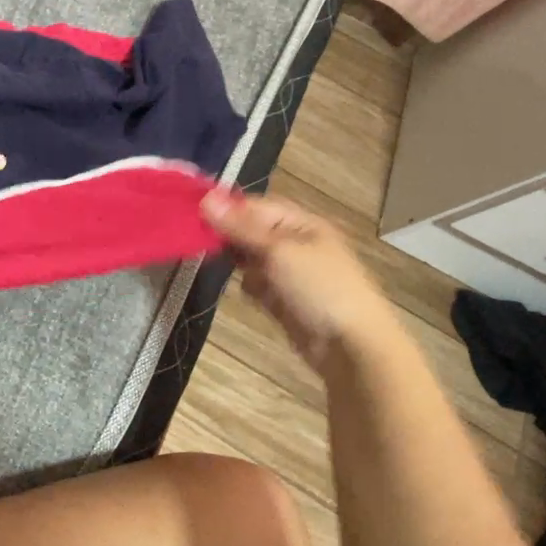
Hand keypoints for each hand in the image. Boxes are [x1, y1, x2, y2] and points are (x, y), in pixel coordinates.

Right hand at [200, 191, 398, 370]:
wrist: (351, 347)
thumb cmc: (320, 288)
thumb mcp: (278, 251)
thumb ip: (239, 227)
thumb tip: (205, 198)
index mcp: (301, 224)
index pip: (254, 207)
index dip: (226, 211)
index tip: (194, 217)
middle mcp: (294, 243)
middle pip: (248, 231)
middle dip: (231, 240)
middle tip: (210, 247)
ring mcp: (289, 272)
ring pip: (248, 258)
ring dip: (241, 267)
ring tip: (248, 278)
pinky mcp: (282, 298)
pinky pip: (255, 284)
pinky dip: (252, 288)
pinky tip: (258, 298)